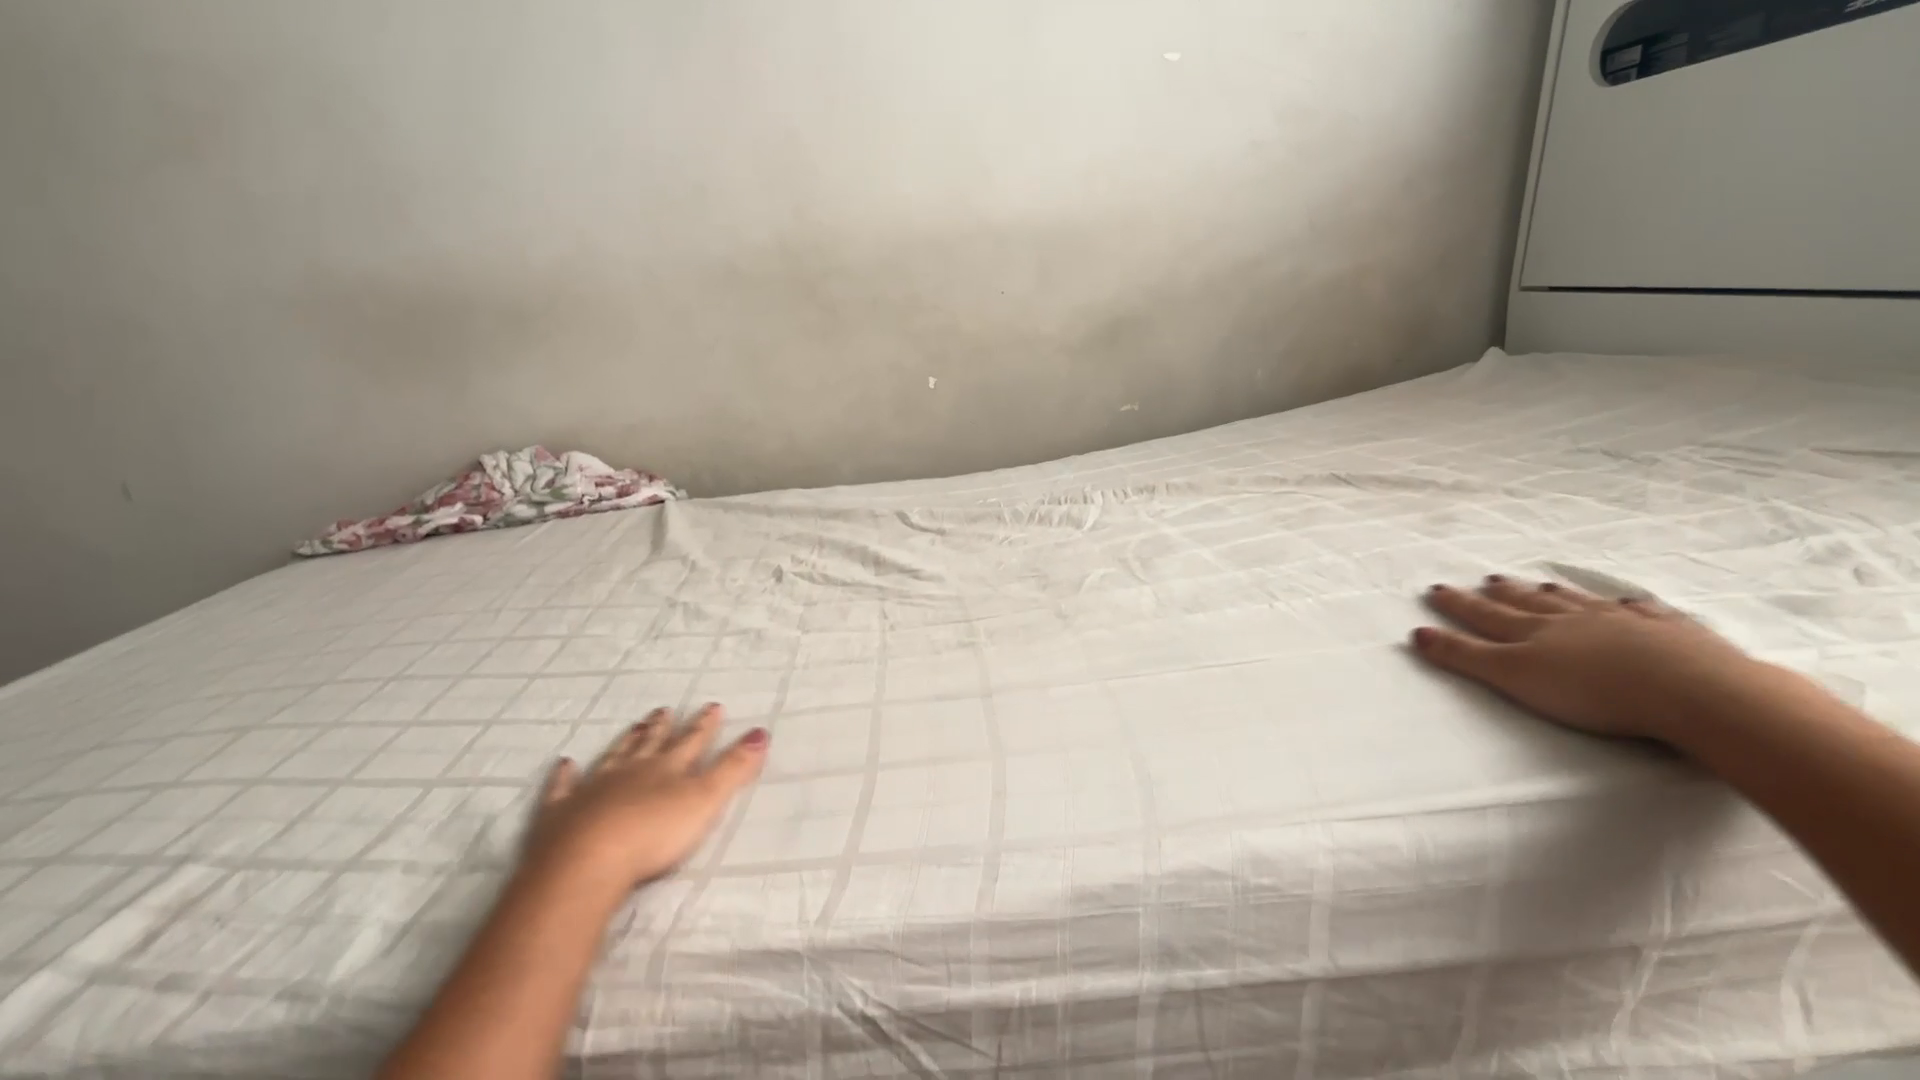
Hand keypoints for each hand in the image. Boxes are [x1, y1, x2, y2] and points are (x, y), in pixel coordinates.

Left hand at [521, 704, 767, 890]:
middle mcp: (630, 772)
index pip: (691, 742)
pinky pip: (563, 788)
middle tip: (664, 710)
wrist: (587, 862)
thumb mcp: (705, 800)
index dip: (703, 726)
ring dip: (625, 742)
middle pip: (649, 745)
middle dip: (661, 728)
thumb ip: (734, 768)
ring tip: (633, 727)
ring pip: (612, 759)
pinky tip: (565, 764)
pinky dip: (565, 776)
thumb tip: (761, 732)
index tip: (713, 706)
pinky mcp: (560, 813)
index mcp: (667, 770)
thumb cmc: (654, 833)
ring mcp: (592, 789)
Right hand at [1410, 575, 1791, 741]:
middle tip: (1486, 580)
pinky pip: (1642, 612)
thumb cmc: (1593, 691)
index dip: (1459, 605)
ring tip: (1540, 583)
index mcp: (1535, 633)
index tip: (1437, 590)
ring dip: (1556, 594)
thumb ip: (1465, 657)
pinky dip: (1627, 606)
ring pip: (1579, 603)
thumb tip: (1418, 634)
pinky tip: (1628, 602)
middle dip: (1504, 594)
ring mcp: (1623, 623)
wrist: (1691, 690)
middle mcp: (1574, 620)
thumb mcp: (1515, 677)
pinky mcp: (1670, 634)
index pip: (1487, 616)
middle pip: (1530, 603)